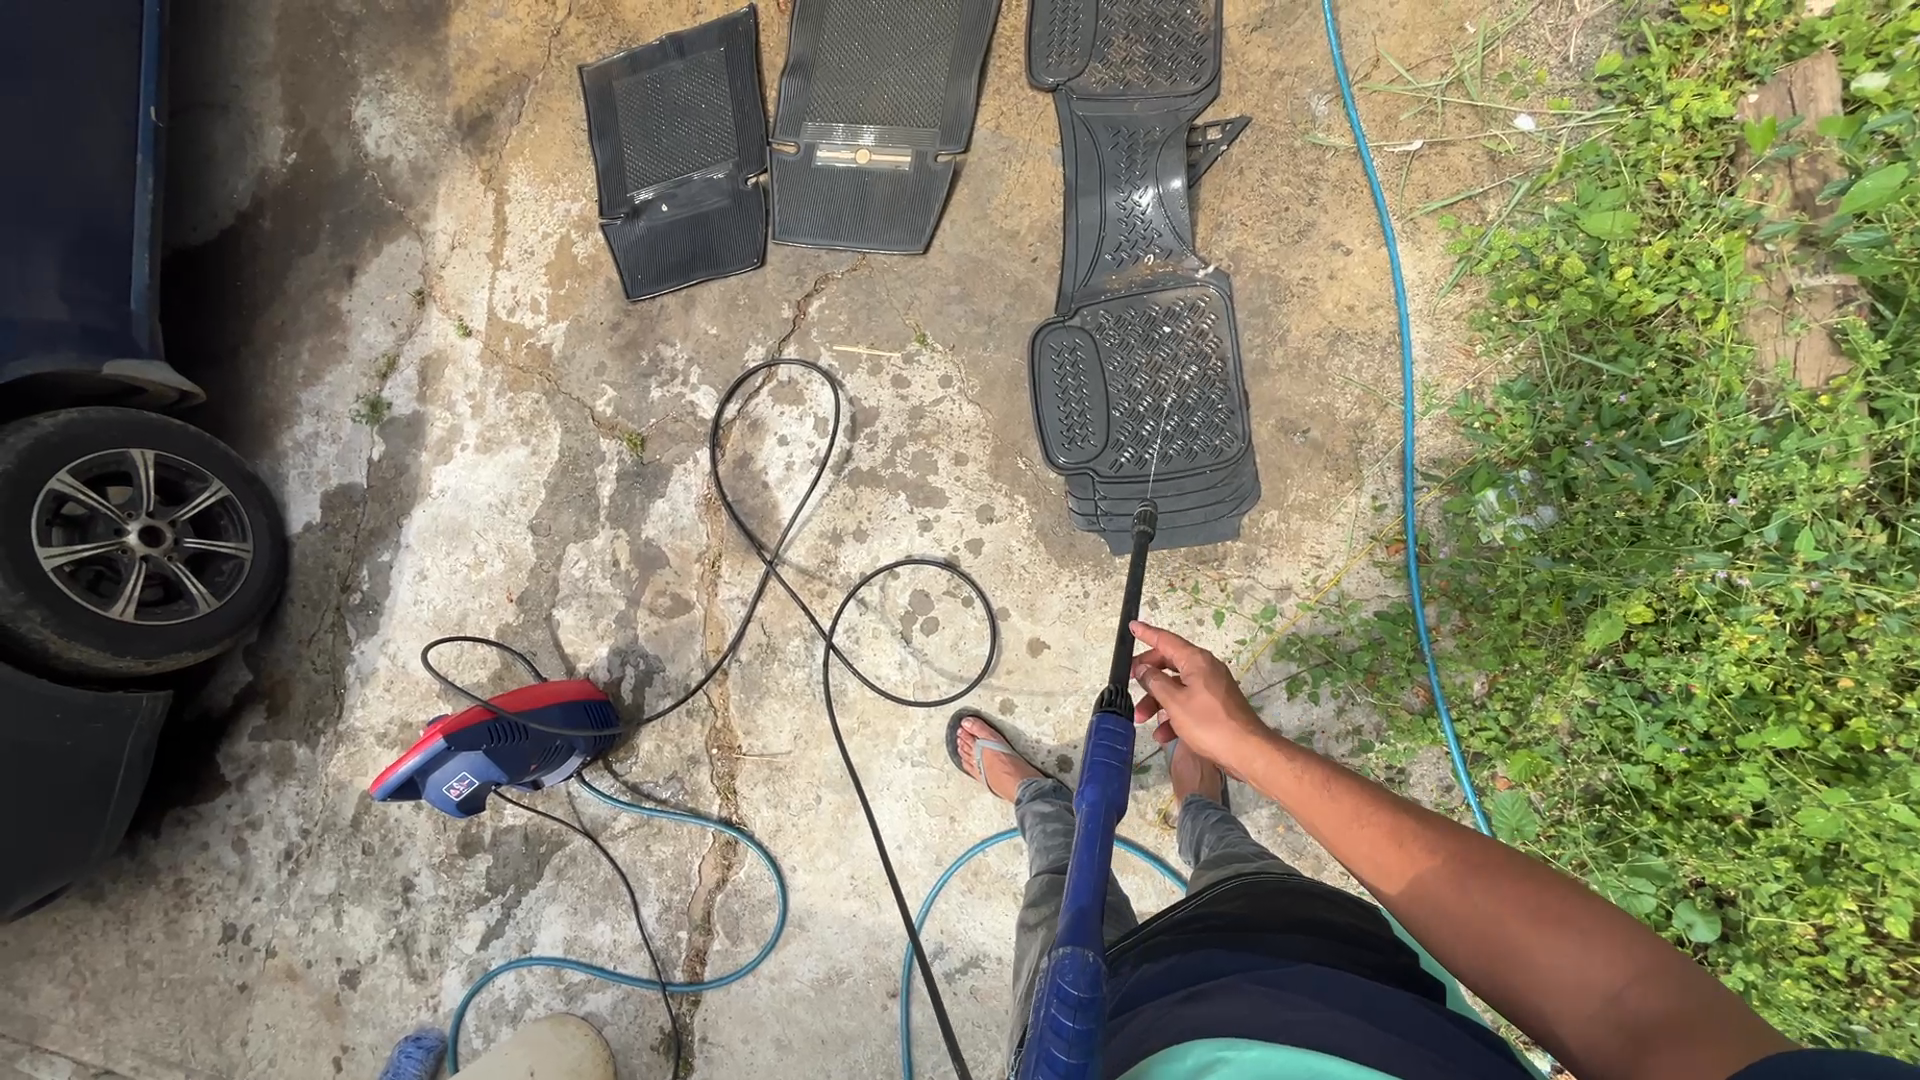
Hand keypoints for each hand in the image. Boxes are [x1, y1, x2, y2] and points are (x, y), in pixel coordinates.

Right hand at [1129, 621, 1273, 771]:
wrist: (1246, 751)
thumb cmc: (1209, 723)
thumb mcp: (1174, 702)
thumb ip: (1155, 682)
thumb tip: (1143, 668)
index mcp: (1196, 661)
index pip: (1165, 640)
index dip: (1146, 633)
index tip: (1132, 627)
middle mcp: (1204, 669)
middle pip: (1168, 664)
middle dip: (1147, 676)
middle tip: (1129, 681)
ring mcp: (1211, 687)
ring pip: (1176, 687)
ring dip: (1156, 701)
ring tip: (1140, 718)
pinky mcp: (1214, 705)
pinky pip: (1187, 703)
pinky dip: (1173, 715)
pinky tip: (1163, 734)